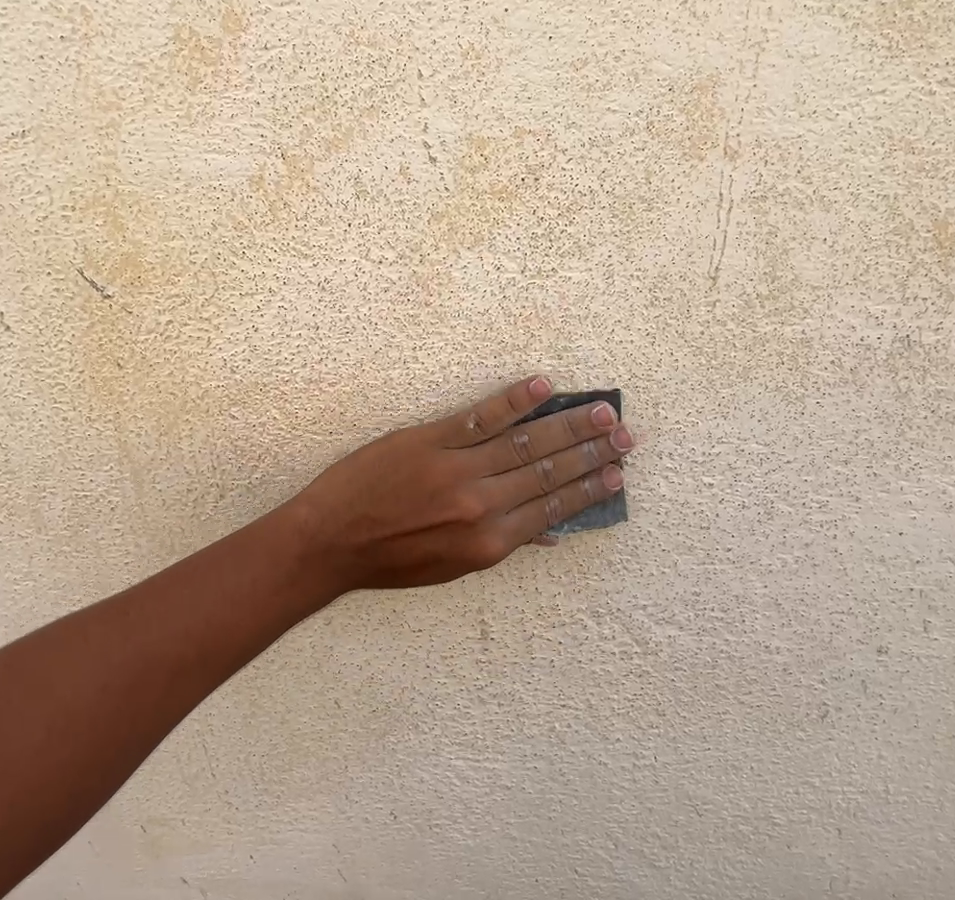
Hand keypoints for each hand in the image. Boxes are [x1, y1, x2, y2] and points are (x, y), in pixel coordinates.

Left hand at [288, 376, 633, 589]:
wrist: (330, 541)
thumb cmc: (390, 561)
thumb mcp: (451, 567)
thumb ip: (501, 545)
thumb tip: (548, 532)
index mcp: (489, 543)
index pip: (553, 510)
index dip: (588, 489)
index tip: (616, 474)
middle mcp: (480, 505)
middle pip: (548, 472)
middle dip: (591, 453)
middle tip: (625, 435)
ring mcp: (456, 469)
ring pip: (524, 442)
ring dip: (567, 425)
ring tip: (600, 412)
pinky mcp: (428, 440)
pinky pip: (478, 417)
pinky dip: (512, 401)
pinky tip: (541, 386)